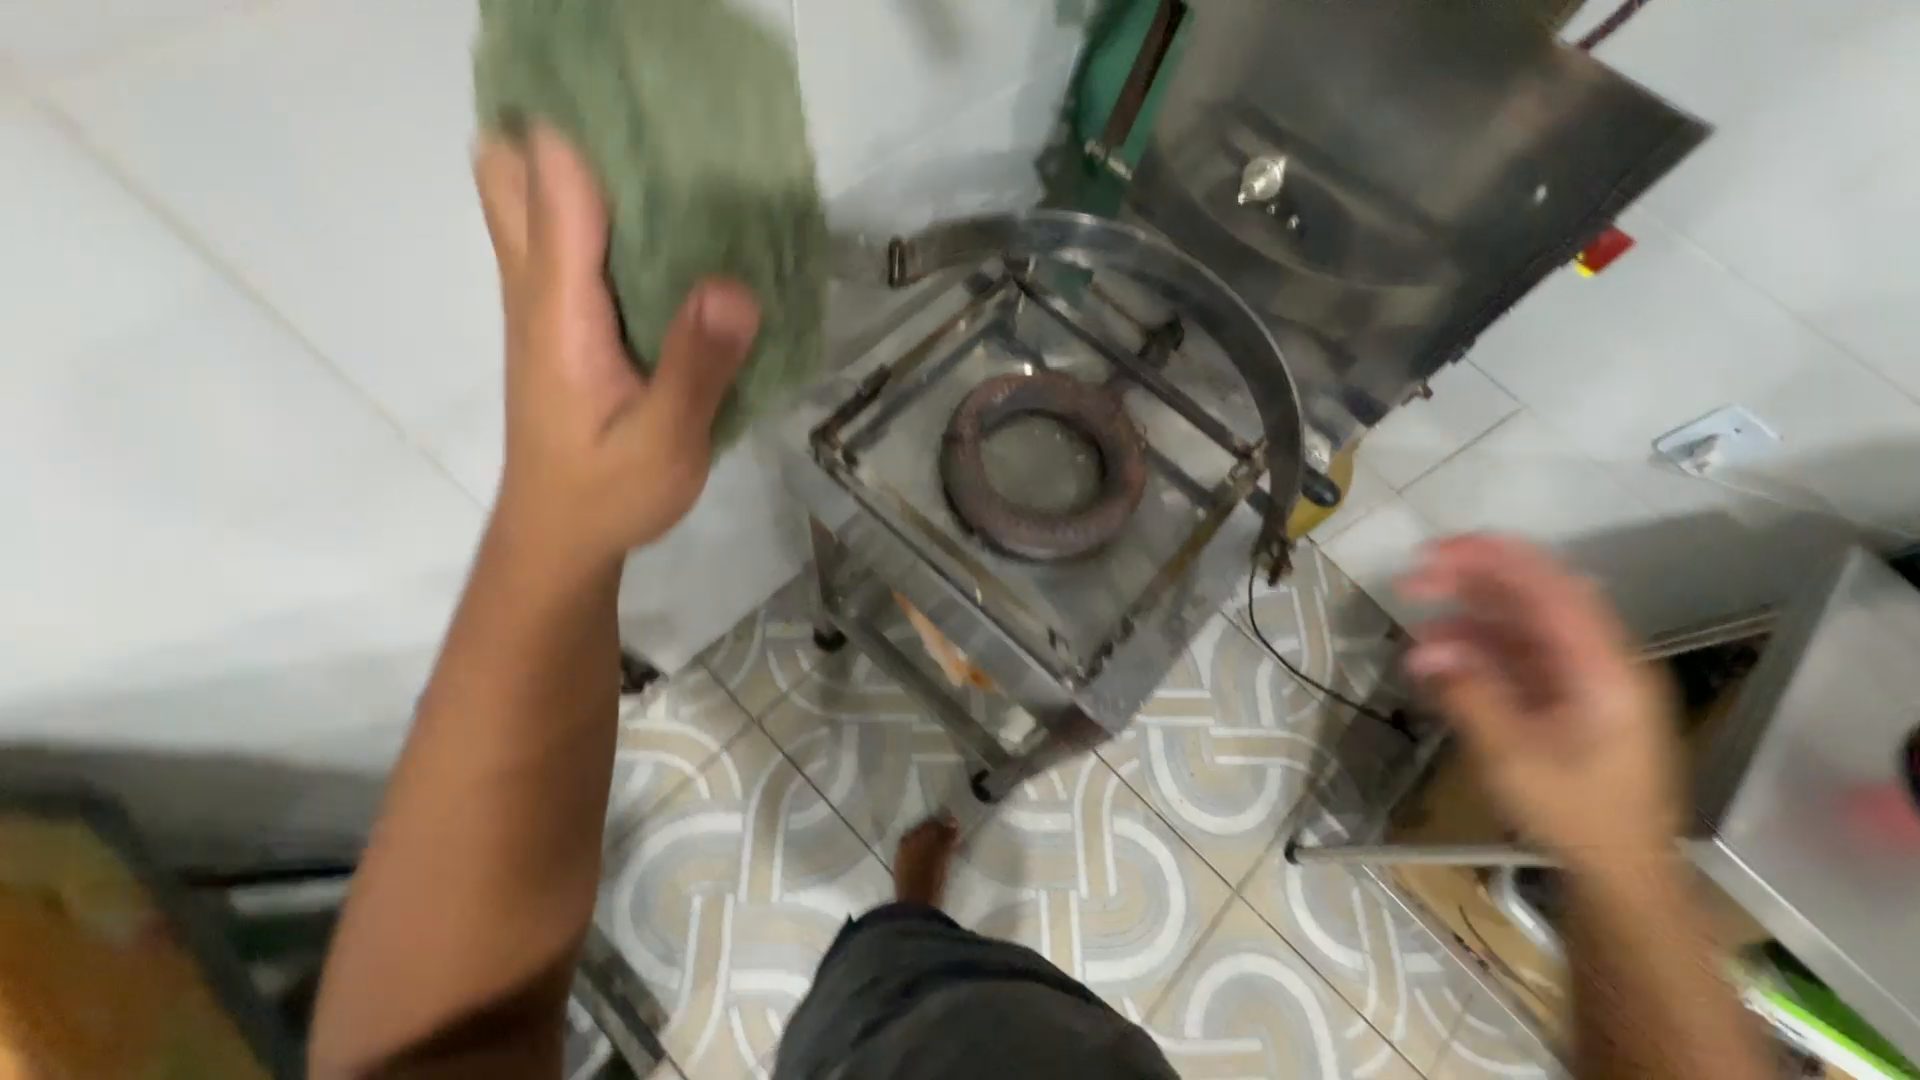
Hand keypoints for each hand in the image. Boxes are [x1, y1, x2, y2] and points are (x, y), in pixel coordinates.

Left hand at [473, 125, 761, 570]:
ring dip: (575, 163)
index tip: (651, 107)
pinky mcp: (559, 324)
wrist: (560, 537)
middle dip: (563, 131)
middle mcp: (537, 292)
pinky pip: (560, 239)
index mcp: (560, 311)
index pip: (555, 187)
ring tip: (658, 154)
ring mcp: (541, 305)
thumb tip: (735, 286)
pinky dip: (592, 210)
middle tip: (648, 130)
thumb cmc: (610, 494)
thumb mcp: (666, 444)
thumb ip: (697, 367)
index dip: (590, 131)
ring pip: (529, 200)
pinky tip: (656, 224)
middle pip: (514, 173)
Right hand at [1401, 535, 1682, 872]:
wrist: (1621, 870)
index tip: (1437, 550)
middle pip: (1533, 599)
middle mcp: (1596, 661)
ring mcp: (1580, 679)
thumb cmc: (1578, 816)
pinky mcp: (1563, 698)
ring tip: (1416, 632)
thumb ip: (1473, 697)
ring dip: (1465, 621)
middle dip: (1470, 582)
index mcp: (1602, 669)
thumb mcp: (1516, 759)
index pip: (1551, 590)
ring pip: (1519, 627)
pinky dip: (1475, 651)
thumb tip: (1426, 651)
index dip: (1495, 559)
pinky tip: (1437, 661)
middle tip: (1412, 581)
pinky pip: (1515, 657)